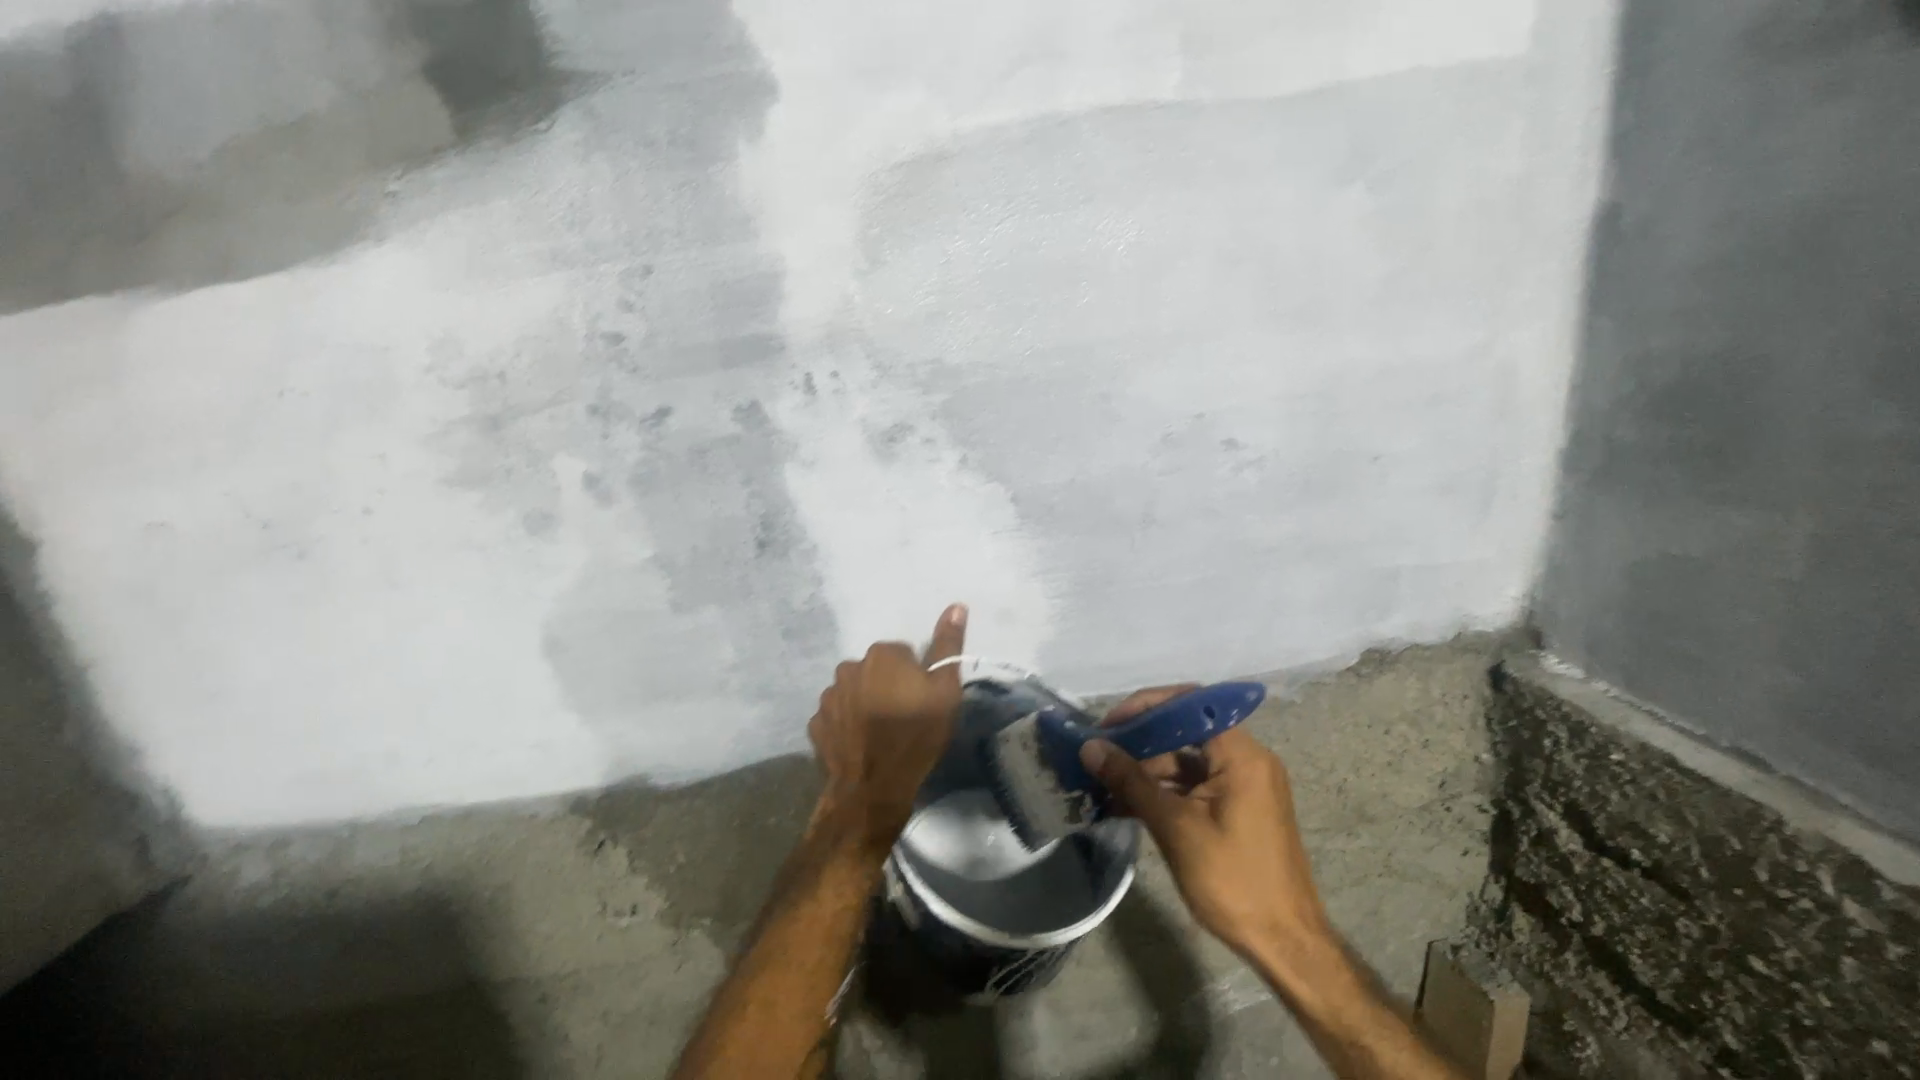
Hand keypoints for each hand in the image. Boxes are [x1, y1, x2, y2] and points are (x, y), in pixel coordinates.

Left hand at [807, 603, 967, 852]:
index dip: (917, 678)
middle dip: (888, 687)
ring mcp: (828, 696)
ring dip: (865, 704)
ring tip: (881, 734)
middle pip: (876, 671)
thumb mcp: (945, 690)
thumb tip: (956, 605)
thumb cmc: (916, 734)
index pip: (904, 655)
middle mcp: (849, 667)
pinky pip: (836, 717)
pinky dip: (846, 725)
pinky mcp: (816, 724)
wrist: (874, 786)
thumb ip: (948, 645)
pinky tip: (860, 744)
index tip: (922, 701)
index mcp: (881, 654)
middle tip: (904, 718)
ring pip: (854, 692)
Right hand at [1081, 686, 1332, 960]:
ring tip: (1102, 786)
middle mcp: (1247, 760)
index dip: (1146, 706)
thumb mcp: (1176, 828)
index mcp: (1242, 755)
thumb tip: (1091, 747)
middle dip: (1140, 740)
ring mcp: (1244, 785)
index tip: (1108, 725)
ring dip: (1146, 770)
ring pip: (1187, 760)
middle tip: (1097, 756)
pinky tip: (1126, 806)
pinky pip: (1195, 784)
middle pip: (1186, 730)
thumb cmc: (1232, 880)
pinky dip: (1163, 791)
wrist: (1284, 942)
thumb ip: (1132, 781)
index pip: (1191, 704)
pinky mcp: (1238, 808)